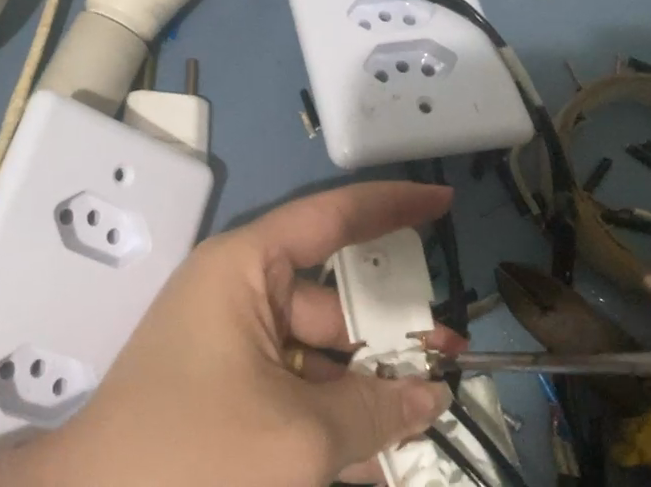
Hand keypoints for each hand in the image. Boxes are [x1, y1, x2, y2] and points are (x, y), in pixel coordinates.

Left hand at [40, 181, 454, 485]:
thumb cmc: (196, 451)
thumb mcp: (297, 433)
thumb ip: (373, 409)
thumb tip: (428, 395)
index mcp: (245, 268)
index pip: (329, 217)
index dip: (389, 205)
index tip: (443, 200)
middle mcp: (238, 291)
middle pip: (331, 297)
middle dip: (390, 328)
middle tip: (454, 356)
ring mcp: (230, 339)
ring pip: (318, 350)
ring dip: (367, 382)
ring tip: (429, 408)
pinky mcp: (225, 383)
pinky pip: (294, 384)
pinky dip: (333, 410)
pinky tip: (378, 449)